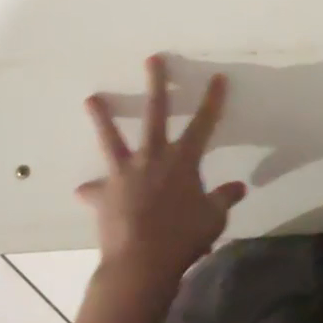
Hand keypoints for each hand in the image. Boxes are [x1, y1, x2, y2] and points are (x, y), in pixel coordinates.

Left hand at [79, 55, 246, 285]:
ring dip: (103, 117)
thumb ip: (223, 199)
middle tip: (152, 59)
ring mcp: (124, 174)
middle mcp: (152, 157)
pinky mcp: (104, 195)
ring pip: (112, 138)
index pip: (203, 123)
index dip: (212, 100)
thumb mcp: (213, 219)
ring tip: (91, 98)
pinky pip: (96, 190)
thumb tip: (239, 187)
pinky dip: (92, 191)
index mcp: (182, 160)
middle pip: (154, 113)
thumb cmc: (184, 238)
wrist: (141, 263)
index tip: (217, 77)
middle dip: (156, 84)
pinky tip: (83, 191)